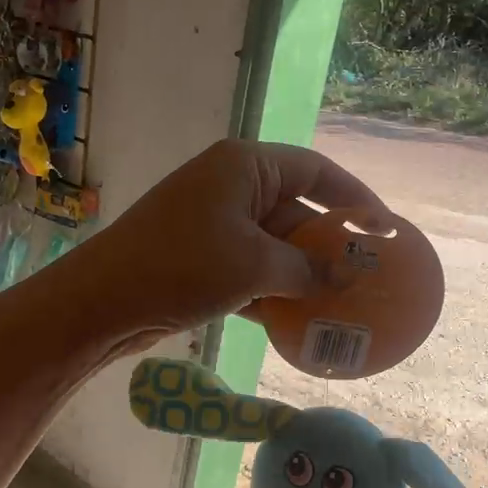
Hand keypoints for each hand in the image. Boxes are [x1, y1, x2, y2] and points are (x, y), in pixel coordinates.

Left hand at [52, 139, 386, 351]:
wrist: (102, 302)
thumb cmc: (182, 267)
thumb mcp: (254, 265)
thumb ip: (307, 268)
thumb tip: (346, 277)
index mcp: (244, 167)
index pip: (315, 170)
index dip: (354, 197)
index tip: (384, 229)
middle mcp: (228, 187)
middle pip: (295, 208)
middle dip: (328, 243)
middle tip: (365, 275)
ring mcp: (209, 225)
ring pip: (271, 245)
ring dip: (301, 273)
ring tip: (340, 302)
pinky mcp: (196, 261)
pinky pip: (247, 270)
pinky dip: (271, 291)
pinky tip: (297, 320)